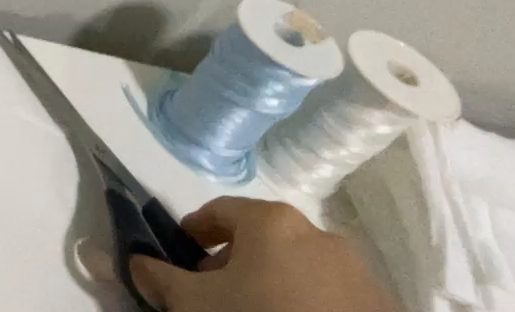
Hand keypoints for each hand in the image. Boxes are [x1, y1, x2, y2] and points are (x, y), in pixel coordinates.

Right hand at [130, 197, 399, 311]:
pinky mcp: (384, 306)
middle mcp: (317, 232)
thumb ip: (159, 279)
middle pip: (259, 239)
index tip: (183, 265)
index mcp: (270, 219)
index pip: (217, 212)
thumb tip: (130, 262)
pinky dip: (309, 304)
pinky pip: (332, 295)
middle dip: (233, 265)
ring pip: (298, 267)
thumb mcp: (198, 304)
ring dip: (274, 286)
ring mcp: (358, 271)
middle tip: (217, 299)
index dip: (194, 236)